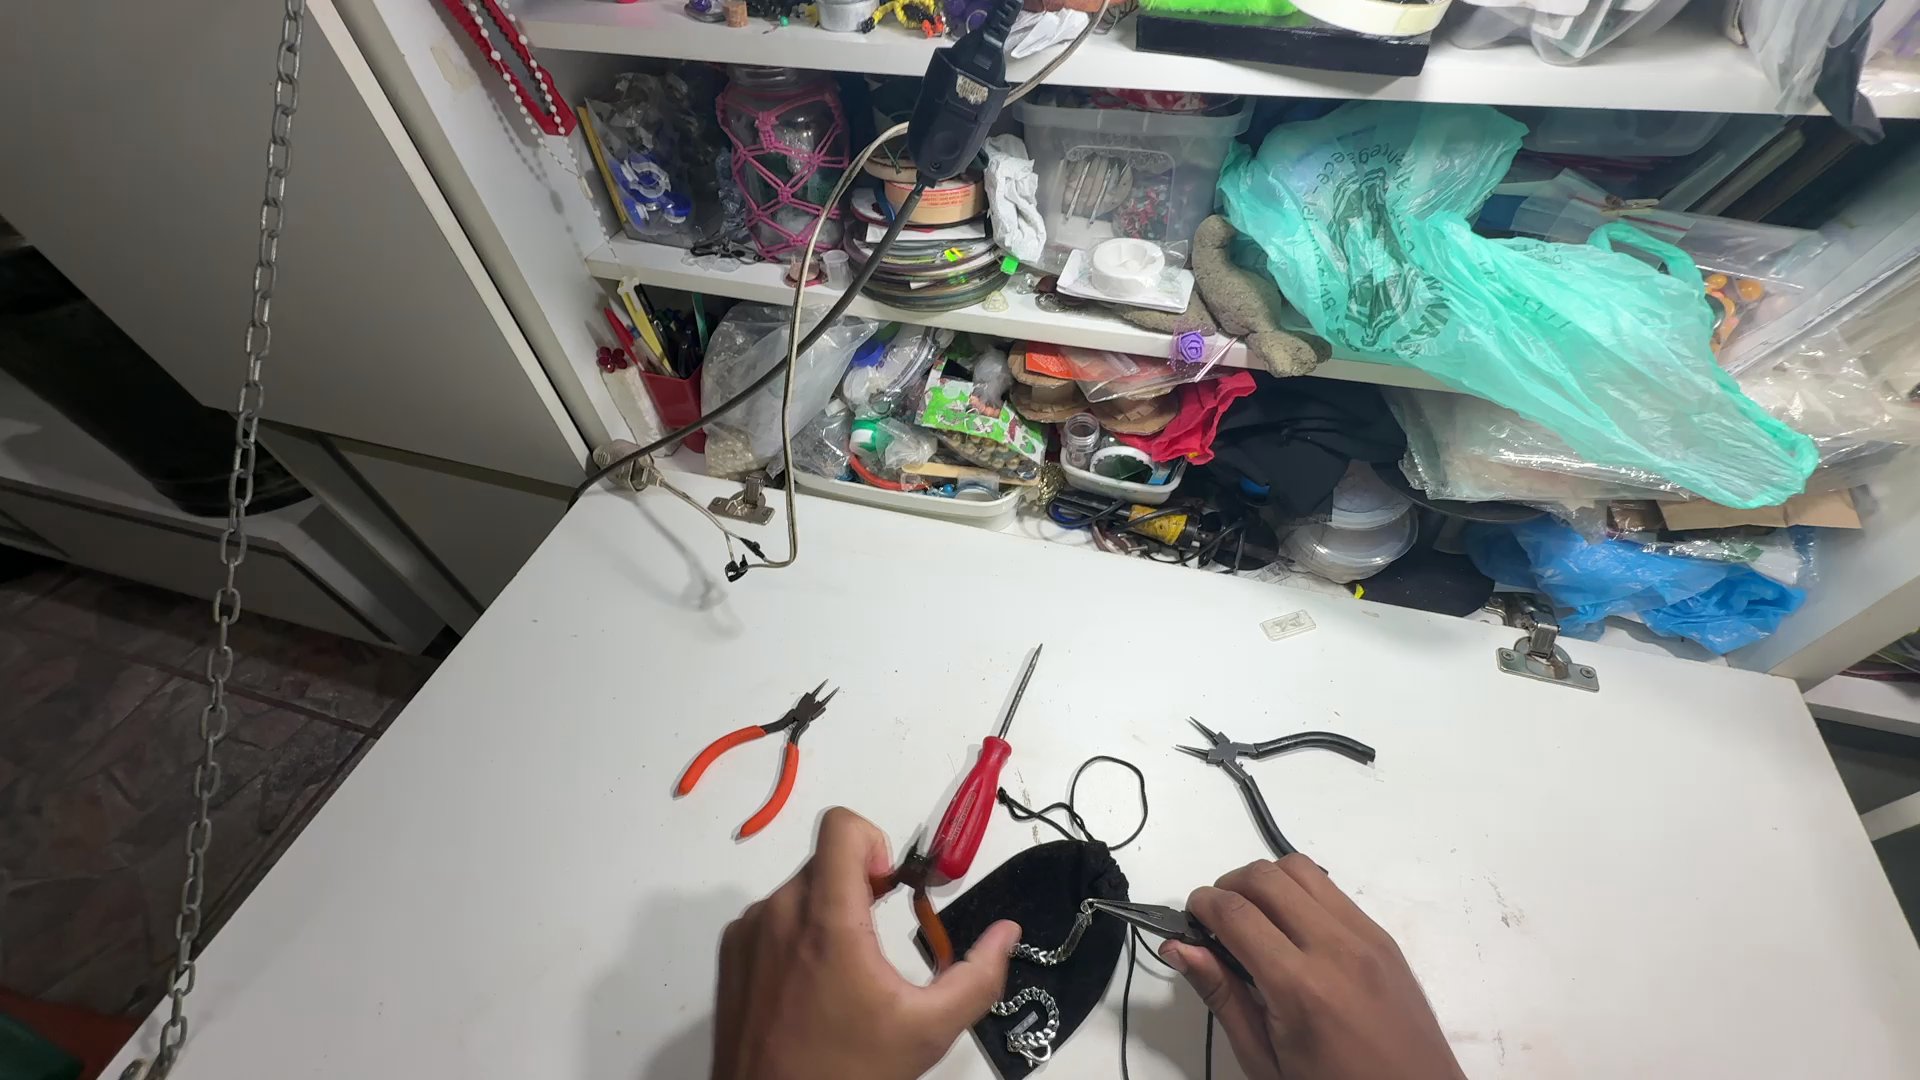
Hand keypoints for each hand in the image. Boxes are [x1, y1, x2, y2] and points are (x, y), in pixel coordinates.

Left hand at [712, 808, 1022, 1079]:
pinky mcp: (730, 952)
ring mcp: (748, 930)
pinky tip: (808, 985)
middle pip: (828, 859)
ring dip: (828, 908)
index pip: (841, 826)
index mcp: (826, 918)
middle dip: (859, 884)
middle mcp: (779, 910)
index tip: (887, 886)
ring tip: (841, 971)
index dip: (873, 841)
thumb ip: (976, 976)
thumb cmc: (848, 1073)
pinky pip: (772, 914)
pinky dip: (796, 931)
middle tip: (876, 938)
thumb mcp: (926, 1031)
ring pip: (802, 886)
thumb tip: (1007, 930)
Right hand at [1160, 856, 1465, 1079]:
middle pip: (1263, 876)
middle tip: (1218, 921)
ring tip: (1255, 918)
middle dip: (1227, 886)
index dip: (1201, 904)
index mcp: (1301, 988)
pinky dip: (1298, 892)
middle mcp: (1335, 949)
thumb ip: (1221, 995)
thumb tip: (1176, 946)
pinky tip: (1293, 930)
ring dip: (1264, 881)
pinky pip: (1329, 888)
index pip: (1234, 912)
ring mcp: (1366, 937)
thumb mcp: (1265, 1061)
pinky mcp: (1383, 937)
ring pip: (1297, 867)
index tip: (1191, 920)